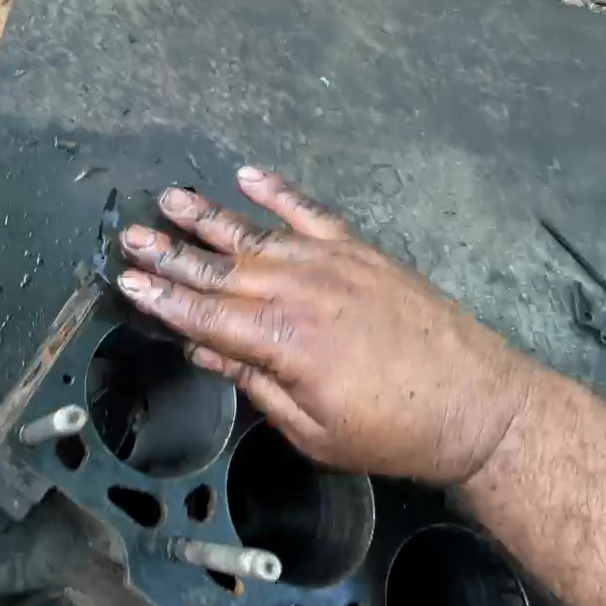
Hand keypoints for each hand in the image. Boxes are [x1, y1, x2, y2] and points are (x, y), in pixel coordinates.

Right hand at [116, 166, 540, 485]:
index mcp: (283, 342)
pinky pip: (309, 213)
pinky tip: (248, 174)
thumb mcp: (313, 429)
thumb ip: (255, 384)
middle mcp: (298, 291)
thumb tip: (203, 348)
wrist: (479, 405)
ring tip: (170, 197)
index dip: (162, 298)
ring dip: (207, 217)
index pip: (205, 314)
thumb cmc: (391, 431)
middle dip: (169, 253)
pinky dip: (277, 192)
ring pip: (253, 235)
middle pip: (219, 269)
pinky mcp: (358, 250)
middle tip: (129, 234)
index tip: (125, 279)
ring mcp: (329, 263)